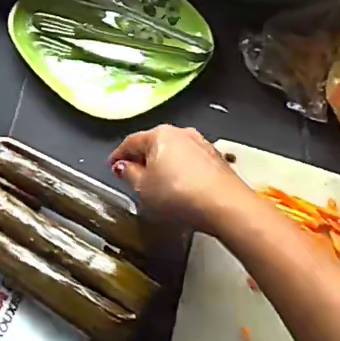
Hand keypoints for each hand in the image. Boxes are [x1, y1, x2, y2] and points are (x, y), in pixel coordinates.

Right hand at [110, 124, 256, 236]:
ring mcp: (202, 146)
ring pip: (174, 154)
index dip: (118, 156)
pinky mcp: (217, 161)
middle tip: (133, 179)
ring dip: (164, 168)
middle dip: (142, 161)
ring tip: (158, 190)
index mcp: (159, 134)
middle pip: (154, 146)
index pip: (131, 142)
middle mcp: (182, 133)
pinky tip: (180, 191)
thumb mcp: (143, 188)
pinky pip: (191, 164)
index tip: (113, 165)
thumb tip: (124, 167)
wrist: (226, 207)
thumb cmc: (182, 195)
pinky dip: (182, 174)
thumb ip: (128, 174)